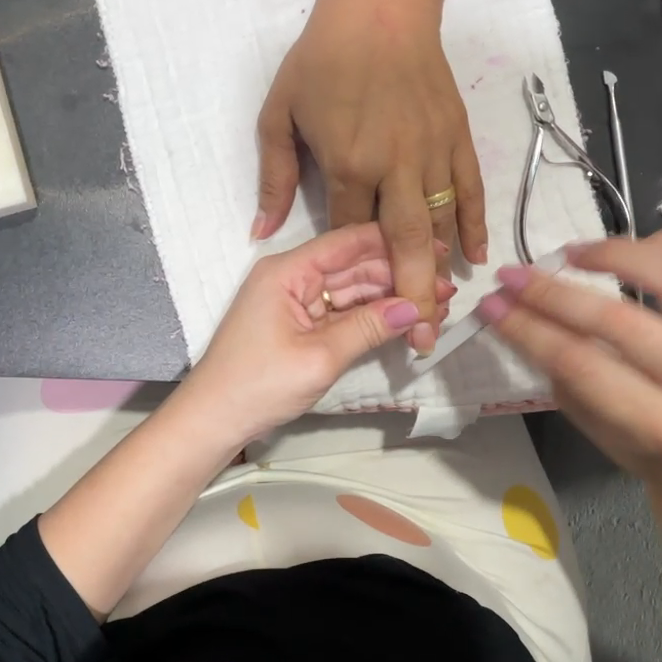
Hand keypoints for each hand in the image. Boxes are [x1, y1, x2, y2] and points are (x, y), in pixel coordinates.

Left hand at [179, 224, 454, 443]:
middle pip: (355, 265)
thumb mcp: (319, 357)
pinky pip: (340, 311)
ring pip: (352, 290)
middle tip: (448, 292)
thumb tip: (416, 307)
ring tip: (436, 308)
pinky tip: (404, 320)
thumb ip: (368, 327)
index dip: (397, 244)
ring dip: (390, 299)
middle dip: (400, 277)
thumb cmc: (258, 385)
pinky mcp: (298, 323)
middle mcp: (291, 276)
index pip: (351, 241)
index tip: (440, 252)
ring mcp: (294, 300)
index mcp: (288, 270)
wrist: (213, 420)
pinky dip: (370, 317)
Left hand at [254, 0, 486, 351]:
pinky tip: (473, 257)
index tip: (356, 308)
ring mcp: (431, 153)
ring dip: (442, 269)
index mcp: (346, 164)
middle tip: (421, 342)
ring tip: (443, 310)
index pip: (349, 234)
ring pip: (441, 223)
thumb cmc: (320, 62)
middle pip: (405, 245)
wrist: (379, 7)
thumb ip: (274, 179)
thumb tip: (260, 231)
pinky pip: (470, 190)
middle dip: (413, 297)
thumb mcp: (278, 116)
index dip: (354, 273)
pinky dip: (472, 225)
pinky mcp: (457, 138)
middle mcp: (394, 167)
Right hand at [477, 231, 661, 491]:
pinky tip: (634, 247)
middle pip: (621, 322)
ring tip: (579, 253)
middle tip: (516, 274)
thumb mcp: (590, 418)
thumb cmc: (637, 438)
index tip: (491, 302)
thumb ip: (559, 366)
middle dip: (555, 293)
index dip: (528, 328)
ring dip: (619, 255)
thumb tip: (511, 307)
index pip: (581, 363)